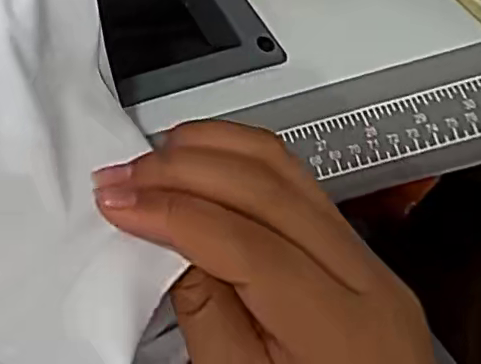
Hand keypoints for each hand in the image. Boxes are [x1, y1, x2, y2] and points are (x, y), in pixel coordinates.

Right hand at [93, 121, 432, 363]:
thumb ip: (201, 309)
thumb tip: (161, 232)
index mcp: (347, 332)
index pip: (246, 242)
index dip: (170, 211)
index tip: (116, 203)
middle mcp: (365, 277)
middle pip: (260, 184)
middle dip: (174, 169)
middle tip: (118, 178)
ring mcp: (357, 248)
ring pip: (271, 157)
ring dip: (197, 147)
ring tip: (145, 163)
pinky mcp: (339, 232)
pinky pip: (279, 166)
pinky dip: (223, 150)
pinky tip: (186, 160)